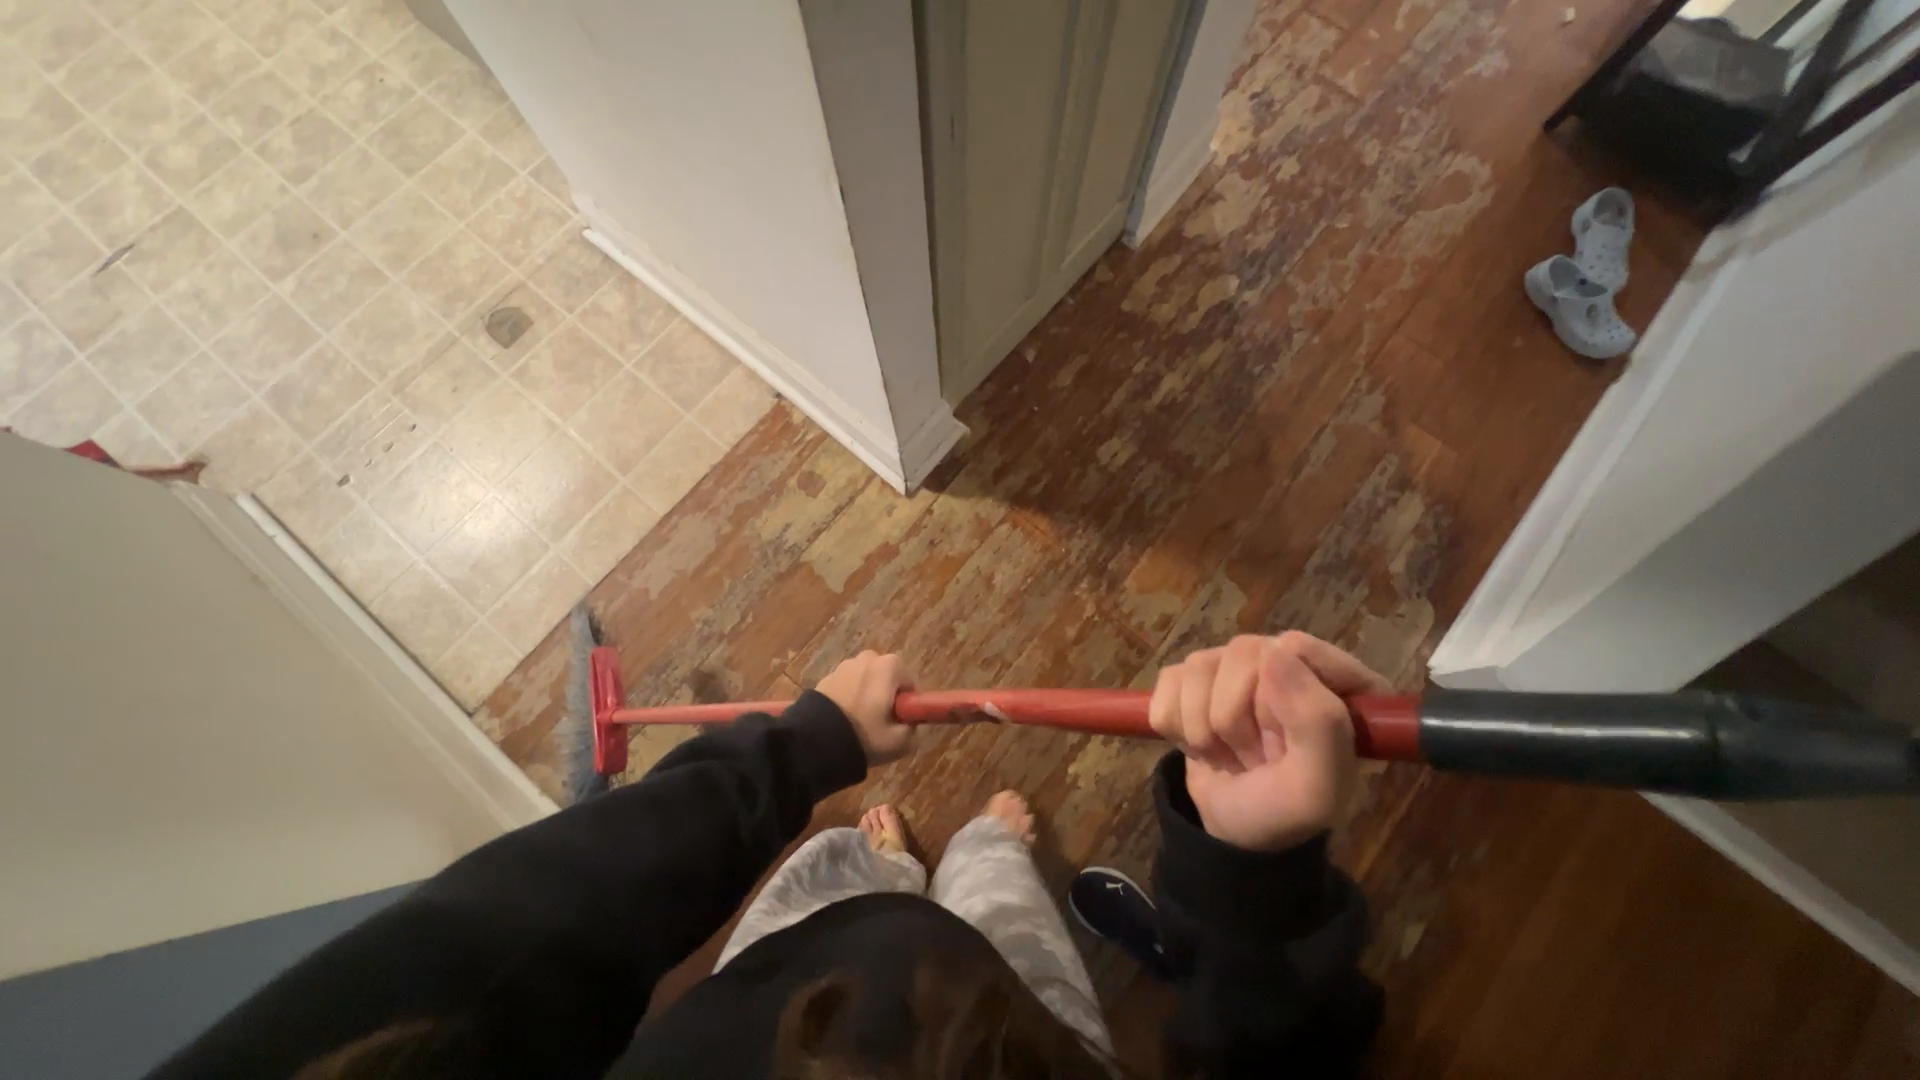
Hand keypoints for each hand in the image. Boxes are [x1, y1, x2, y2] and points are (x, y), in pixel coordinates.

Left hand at [816, 651, 914, 764]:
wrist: (817, 740)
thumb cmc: (865, 735)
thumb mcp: (901, 740)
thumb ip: (912, 727)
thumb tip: (907, 722)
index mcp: (890, 666)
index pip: (908, 684)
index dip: (906, 704)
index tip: (898, 722)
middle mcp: (868, 658)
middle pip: (886, 678)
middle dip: (885, 695)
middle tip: (880, 723)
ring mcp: (844, 665)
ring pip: (865, 681)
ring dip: (865, 696)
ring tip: (859, 723)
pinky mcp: (826, 676)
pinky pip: (846, 686)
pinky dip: (848, 698)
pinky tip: (843, 720)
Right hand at [1149, 632, 1388, 851]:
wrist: (1233, 832)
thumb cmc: (1283, 811)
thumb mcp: (1318, 786)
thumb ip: (1317, 720)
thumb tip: (1275, 651)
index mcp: (1335, 678)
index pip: (1296, 647)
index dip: (1281, 696)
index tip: (1286, 738)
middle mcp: (1284, 662)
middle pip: (1242, 653)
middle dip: (1236, 718)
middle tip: (1255, 756)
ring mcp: (1233, 667)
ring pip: (1199, 665)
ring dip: (1204, 727)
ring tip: (1230, 753)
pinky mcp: (1190, 679)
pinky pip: (1169, 680)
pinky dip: (1175, 724)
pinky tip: (1202, 745)